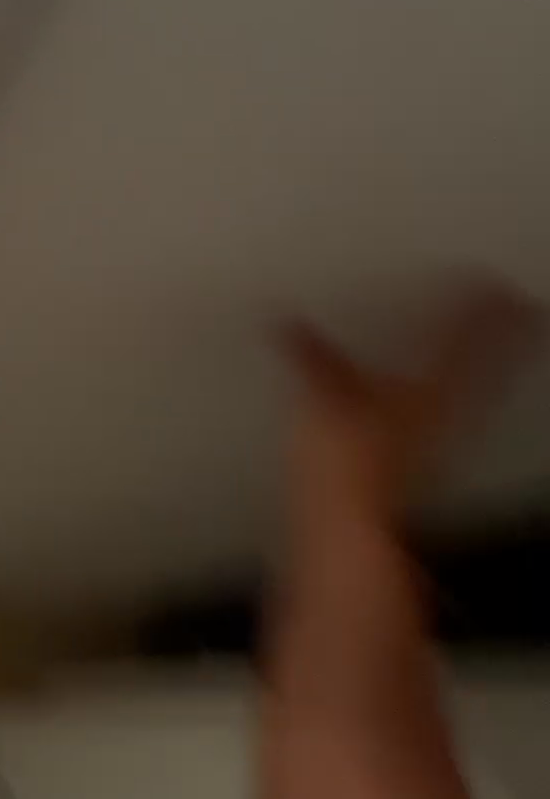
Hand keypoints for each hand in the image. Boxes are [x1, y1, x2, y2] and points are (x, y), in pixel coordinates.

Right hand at [279, 282, 538, 514]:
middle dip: (496, 332)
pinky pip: (443, 410)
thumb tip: (287, 321)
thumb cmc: (344, 463)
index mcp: (428, 391)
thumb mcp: (323, 398)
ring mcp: (432, 434)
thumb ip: (310, 356)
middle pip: (483, 364)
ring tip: (489, 340)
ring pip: (470, 388)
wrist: (346, 518)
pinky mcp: (413, 452)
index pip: (463, 339)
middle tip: (512, 305)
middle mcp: (443, 410)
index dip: (475, 307)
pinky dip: (446, 391)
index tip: (488, 280)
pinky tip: (428, 393)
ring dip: (479, 361)